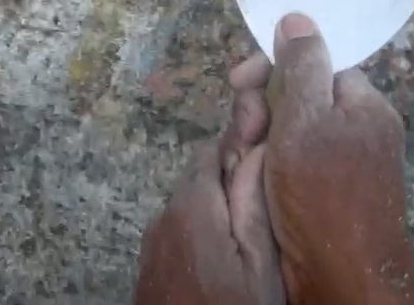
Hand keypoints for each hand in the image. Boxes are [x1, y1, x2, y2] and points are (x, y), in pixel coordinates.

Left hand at [131, 92, 282, 303]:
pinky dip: (198, 238)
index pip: (212, 149)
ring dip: (213, 214)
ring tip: (244, 247)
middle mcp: (165, 212)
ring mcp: (153, 241)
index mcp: (192, 202)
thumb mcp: (258, 263)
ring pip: (188, 206)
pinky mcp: (149, 267)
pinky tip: (219, 267)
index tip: (264, 169)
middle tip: (261, 216)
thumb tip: (258, 146)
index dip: (239, 152)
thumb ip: (253, 201)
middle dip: (228, 185)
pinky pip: (177, 234)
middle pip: (198, 177)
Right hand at [255, 13, 413, 304]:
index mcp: (364, 106)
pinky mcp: (322, 193)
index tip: (238, 79)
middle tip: (243, 130)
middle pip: (297, 96)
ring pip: (286, 130)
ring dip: (257, 137)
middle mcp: (356, 130)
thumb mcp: (307, 118)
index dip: (273, 66)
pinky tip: (248, 175)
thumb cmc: (324, 193)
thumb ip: (301, 66)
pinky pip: (288, 160)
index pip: (314, 63)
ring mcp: (340, 164)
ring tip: (241, 158)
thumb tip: (297, 17)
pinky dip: (266, 163)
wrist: (340, 281)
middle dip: (261, 106)